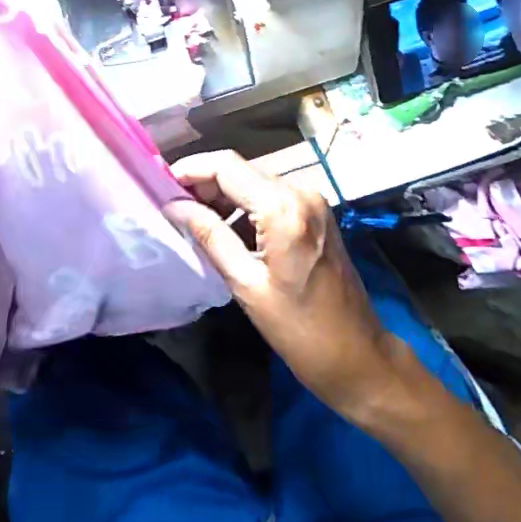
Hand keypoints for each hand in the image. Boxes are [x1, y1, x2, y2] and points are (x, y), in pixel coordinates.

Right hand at [166, 151, 411, 423]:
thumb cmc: (300, 329)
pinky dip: (245, 207)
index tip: (161, 185)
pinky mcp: (317, 213)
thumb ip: (210, 236)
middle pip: (240, 169)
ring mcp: (313, 201)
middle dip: (204, 184)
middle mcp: (301, 192)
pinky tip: (227, 233)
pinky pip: (271, 197)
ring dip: (223, 196)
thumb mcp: (246, 284)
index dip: (190, 169)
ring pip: (254, 182)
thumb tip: (173, 206)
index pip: (226, 166)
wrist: (358, 355)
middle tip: (174, 210)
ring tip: (196, 225)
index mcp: (284, 208)